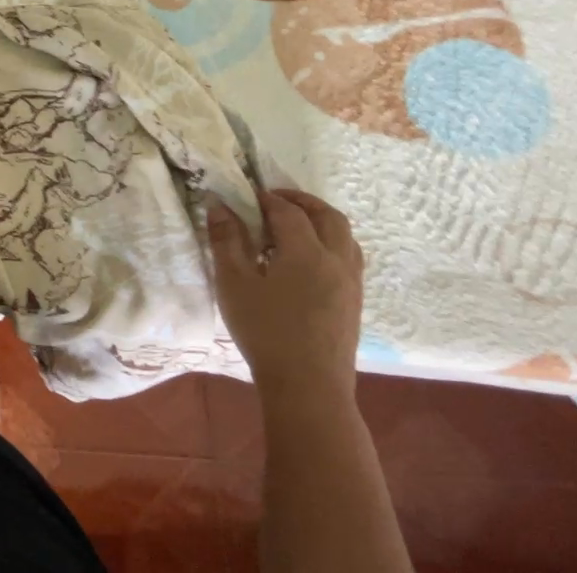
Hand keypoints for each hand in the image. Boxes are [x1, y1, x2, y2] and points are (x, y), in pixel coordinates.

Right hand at [208, 189, 365, 401]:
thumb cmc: (263, 328)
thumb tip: (221, 205)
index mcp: (306, 252)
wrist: (307, 382)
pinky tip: (305, 256)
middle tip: (271, 198)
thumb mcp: (233, 282)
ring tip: (290, 224)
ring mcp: (352, 282)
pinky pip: (348, 256)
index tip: (243, 194)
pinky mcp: (355, 299)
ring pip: (345, 236)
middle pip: (329, 216)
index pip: (288, 211)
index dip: (265, 198)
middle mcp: (337, 260)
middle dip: (301, 201)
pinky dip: (329, 241)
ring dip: (320, 220)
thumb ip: (227, 240)